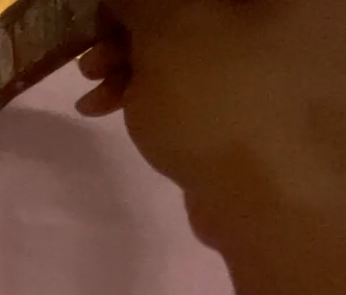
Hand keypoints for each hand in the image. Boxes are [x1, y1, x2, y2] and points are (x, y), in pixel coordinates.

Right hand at [72, 0, 345, 253]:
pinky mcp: (266, 80)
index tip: (97, 15)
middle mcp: (296, 5)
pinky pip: (200, 62)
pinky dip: (152, 79)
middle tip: (90, 53)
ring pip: (193, 29)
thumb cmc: (229, 98)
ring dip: (132, 54)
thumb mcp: (175, 34)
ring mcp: (288, 40)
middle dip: (132, 22)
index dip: (135, 0)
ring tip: (94, 86)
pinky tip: (113, 103)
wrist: (276, 184)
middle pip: (194, 0)